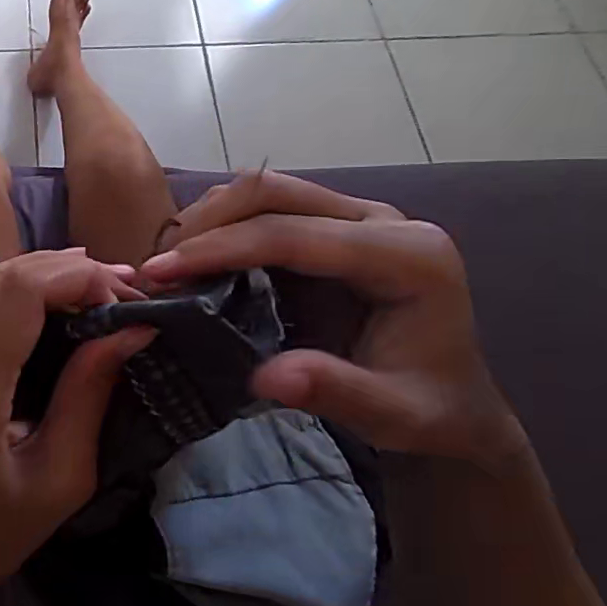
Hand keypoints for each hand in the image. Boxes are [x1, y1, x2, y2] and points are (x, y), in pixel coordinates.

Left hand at [0, 250, 154, 605]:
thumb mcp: (63, 475)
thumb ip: (90, 393)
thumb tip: (132, 328)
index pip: (18, 293)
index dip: (76, 277)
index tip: (127, 297)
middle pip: (4, 276)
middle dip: (70, 271)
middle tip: (125, 290)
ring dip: (49, 275)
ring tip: (104, 289)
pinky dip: (26, 291)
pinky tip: (63, 300)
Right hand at [144, 170, 525, 466]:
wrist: (450, 400)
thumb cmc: (426, 409)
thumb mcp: (394, 415)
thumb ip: (336, 392)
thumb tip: (266, 377)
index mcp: (407, 255)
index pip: (293, 233)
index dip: (219, 248)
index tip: (159, 272)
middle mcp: (381, 220)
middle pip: (271, 191)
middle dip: (204, 223)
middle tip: (156, 266)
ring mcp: (352, 216)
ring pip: (261, 189)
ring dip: (205, 218)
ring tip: (166, 262)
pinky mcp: (326, 224)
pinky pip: (261, 206)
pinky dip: (218, 225)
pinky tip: (192, 257)